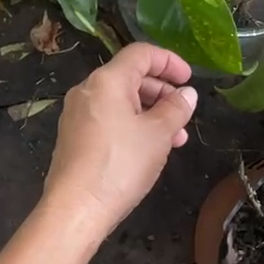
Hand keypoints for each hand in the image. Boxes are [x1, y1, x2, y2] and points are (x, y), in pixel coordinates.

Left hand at [43, 44, 198, 232]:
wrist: (76, 210)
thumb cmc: (120, 165)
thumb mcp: (158, 135)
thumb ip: (176, 109)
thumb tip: (187, 94)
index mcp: (107, 80)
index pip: (141, 54)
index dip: (169, 61)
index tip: (189, 78)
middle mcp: (87, 91)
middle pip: (130, 77)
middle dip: (162, 91)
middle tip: (184, 112)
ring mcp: (77, 115)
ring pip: (121, 102)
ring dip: (151, 113)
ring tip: (175, 137)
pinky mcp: (74, 137)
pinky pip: (109, 120)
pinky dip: (133, 126)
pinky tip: (150, 149)